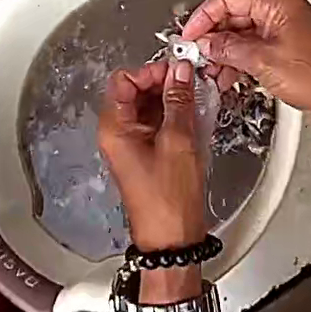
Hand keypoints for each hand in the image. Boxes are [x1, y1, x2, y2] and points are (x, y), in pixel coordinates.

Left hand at [97, 60, 207, 251]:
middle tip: (190, 83)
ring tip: (196, 98)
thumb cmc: (169, 197)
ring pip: (148, 106)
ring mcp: (131, 142)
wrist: (172, 240)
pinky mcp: (146, 151)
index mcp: (114, 127)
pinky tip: (194, 115)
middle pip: (135, 91)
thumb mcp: (178, 142)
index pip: (123, 81)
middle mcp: (117, 131)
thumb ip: (179, 102)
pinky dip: (173, 115)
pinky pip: (156, 122)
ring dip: (170, 98)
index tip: (176, 72)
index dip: (149, 72)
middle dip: (162, 83)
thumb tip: (180, 71)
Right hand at [180, 0, 310, 125]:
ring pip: (238, 32)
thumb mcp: (262, 61)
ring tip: (211, 68)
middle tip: (197, 52)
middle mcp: (279, 10)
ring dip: (222, 50)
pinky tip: (226, 73)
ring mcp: (281, 28)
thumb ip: (226, 48)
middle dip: (212, 36)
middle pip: (231, 15)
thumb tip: (205, 44)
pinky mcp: (282, 45)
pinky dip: (236, 58)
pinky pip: (250, 45)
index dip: (203, 17)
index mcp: (277, 2)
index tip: (190, 34)